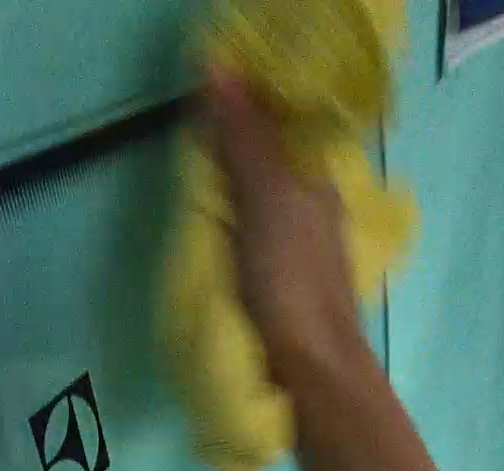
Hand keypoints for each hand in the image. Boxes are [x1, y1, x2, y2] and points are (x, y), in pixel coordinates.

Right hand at [204, 69, 367, 382]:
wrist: (309, 369)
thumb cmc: (289, 282)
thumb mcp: (266, 200)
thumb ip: (244, 141)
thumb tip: (217, 68)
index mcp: (316, 180)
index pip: (281, 125)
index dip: (245, 108)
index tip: (202, 104)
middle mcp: (313, 208)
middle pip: (269, 163)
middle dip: (232, 150)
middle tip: (188, 145)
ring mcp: (300, 250)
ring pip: (261, 202)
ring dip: (229, 190)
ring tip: (191, 185)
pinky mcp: (283, 285)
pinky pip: (254, 238)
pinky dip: (232, 228)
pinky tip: (212, 235)